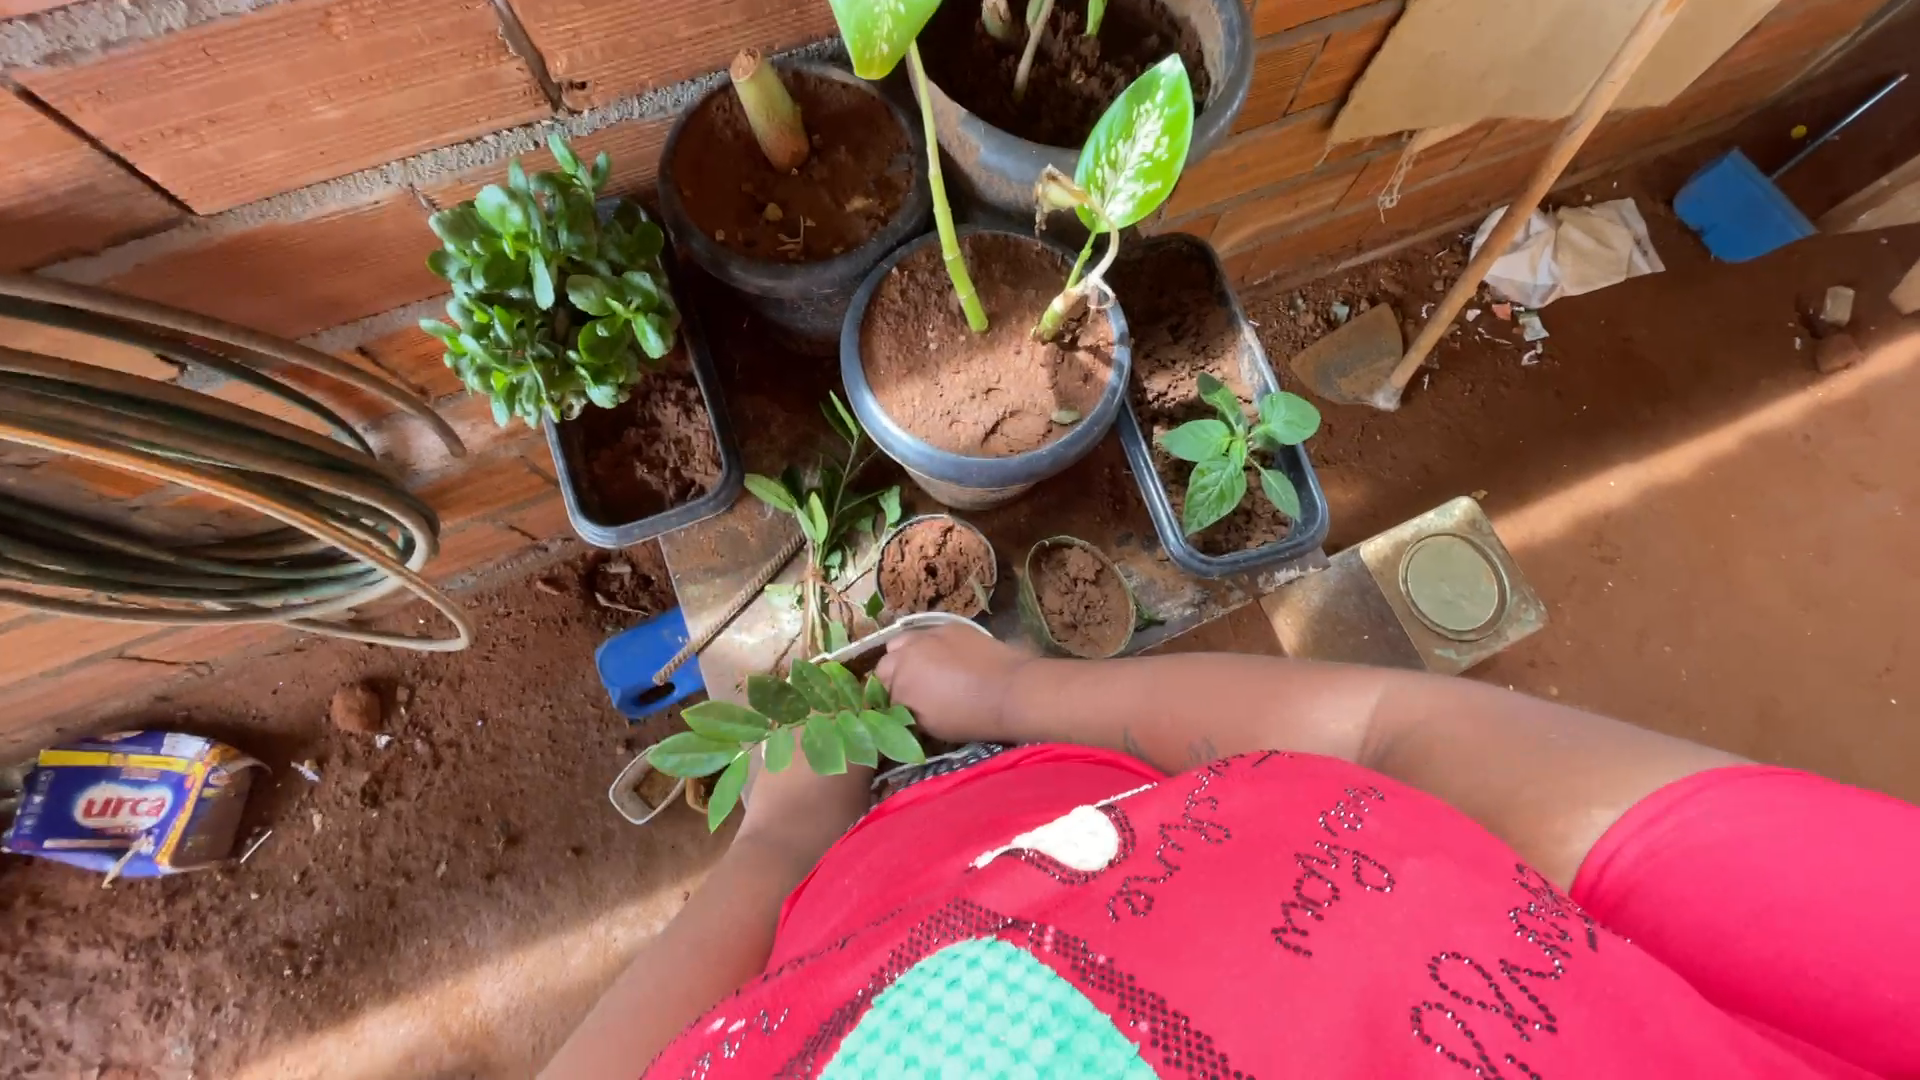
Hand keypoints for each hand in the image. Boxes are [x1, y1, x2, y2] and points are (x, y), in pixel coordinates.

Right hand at [874, 625, 1034, 744]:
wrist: (1010, 690)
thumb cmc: (970, 716)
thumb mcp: (930, 727)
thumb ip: (907, 712)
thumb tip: (902, 707)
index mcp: (900, 682)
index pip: (881, 694)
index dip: (890, 703)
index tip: (903, 710)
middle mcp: (906, 653)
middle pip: (886, 665)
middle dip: (893, 678)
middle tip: (914, 692)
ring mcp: (928, 635)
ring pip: (902, 642)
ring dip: (906, 656)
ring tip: (925, 669)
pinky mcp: (949, 626)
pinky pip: (927, 633)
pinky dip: (929, 645)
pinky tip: (946, 656)